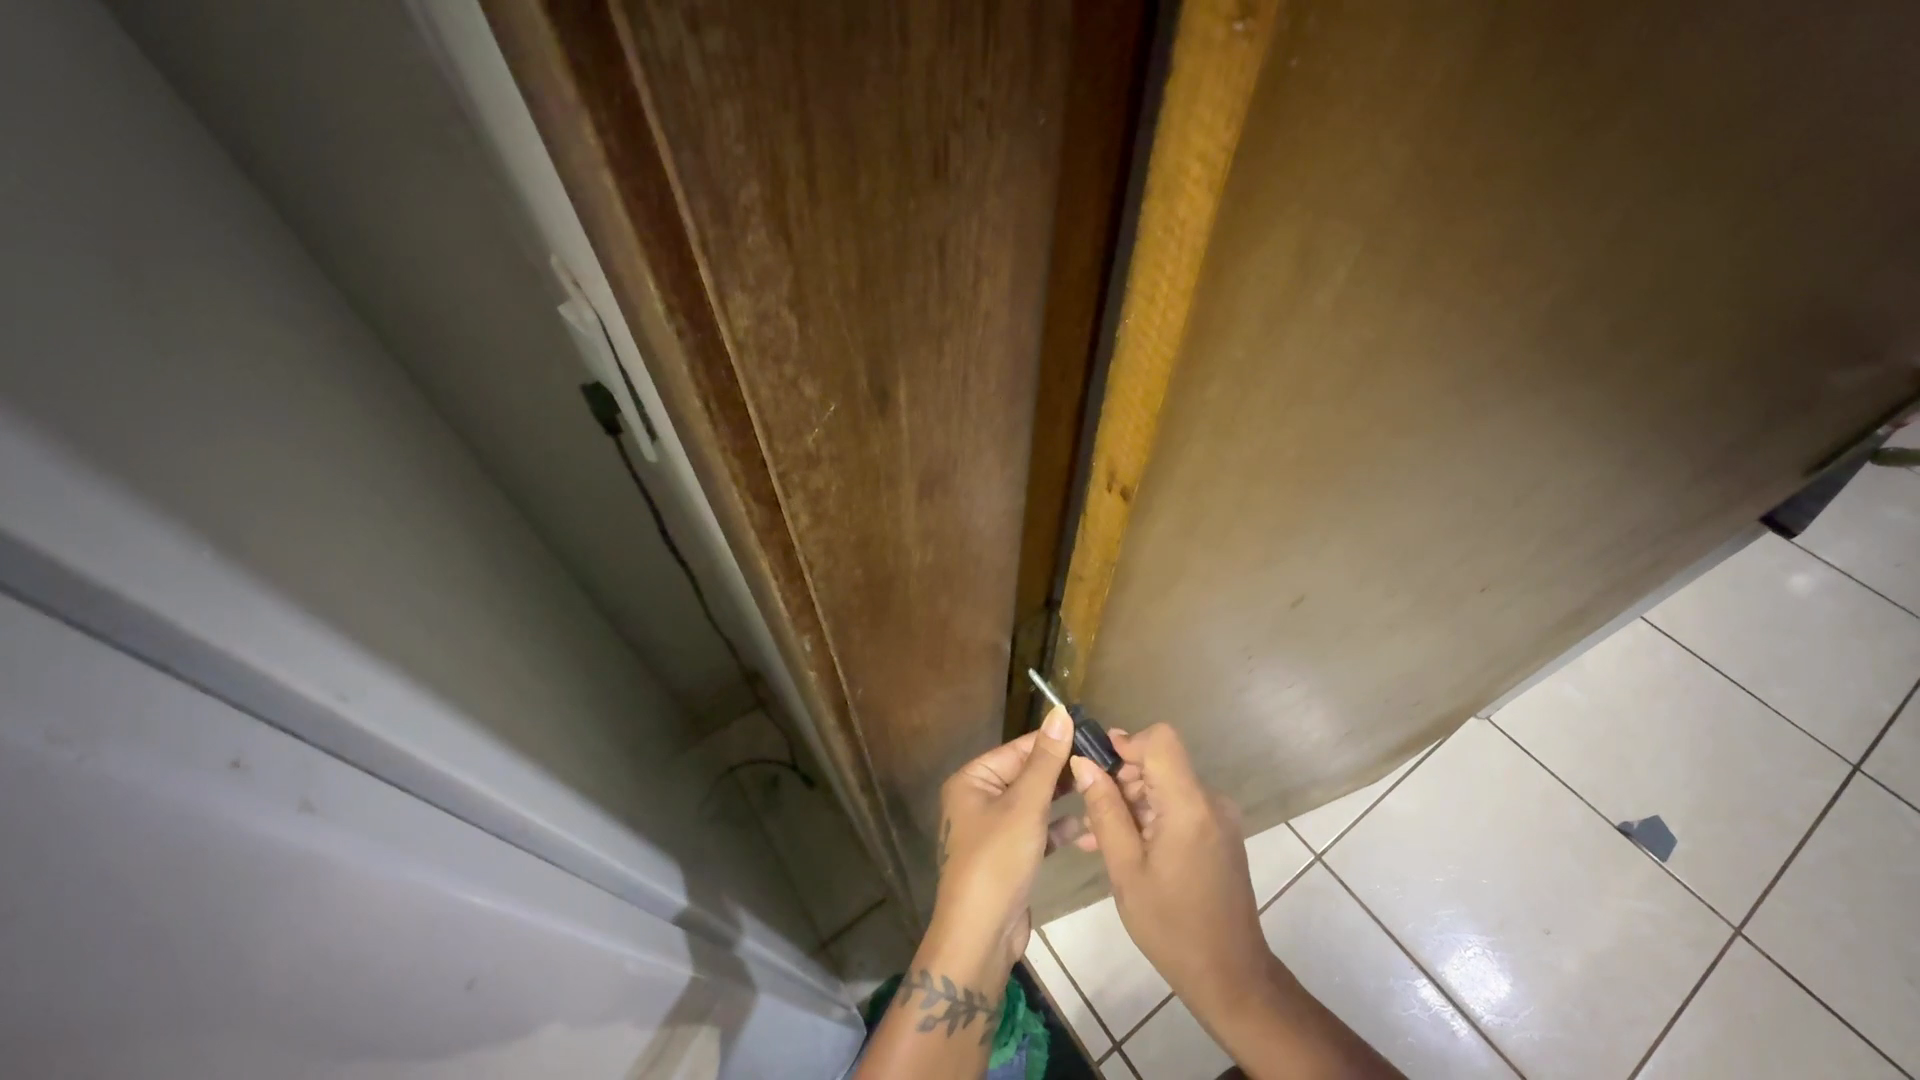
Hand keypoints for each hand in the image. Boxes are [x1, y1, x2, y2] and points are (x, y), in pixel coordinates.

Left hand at [927, 707, 1078, 972]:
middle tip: (1107, 767)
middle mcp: (978, 799)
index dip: (1055, 742)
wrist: (981, 934)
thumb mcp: (1025, 805)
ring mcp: (993, 830)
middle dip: (1064, 774)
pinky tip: (1087, 829)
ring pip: (1035, 804)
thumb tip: (1060, 712)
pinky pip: (1037, 832)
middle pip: (1027, 775)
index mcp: (972, 780)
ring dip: (1065, 802)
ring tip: (1103, 793)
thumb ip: (1046, 760)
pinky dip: (1059, 829)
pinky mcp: (1009, 856)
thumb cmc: (998, 860)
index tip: (1096, 737)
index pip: (1019, 749)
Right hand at [1070, 725, 1273, 1022]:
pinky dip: (1149, 819)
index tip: (1093, 766)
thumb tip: (1082, 764)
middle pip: (1160, 763)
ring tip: (1095, 835)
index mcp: (1190, 805)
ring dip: (1130, 802)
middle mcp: (1210, 802)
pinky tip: (1119, 845)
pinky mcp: (1219, 836)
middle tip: (1088, 811)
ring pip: (1166, 787)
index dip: (1125, 744)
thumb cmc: (1171, 925)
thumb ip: (1105, 811)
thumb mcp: (1125, 869)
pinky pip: (1178, 810)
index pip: (1160, 740)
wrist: (1229, 974)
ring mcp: (1218, 819)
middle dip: (1121, 779)